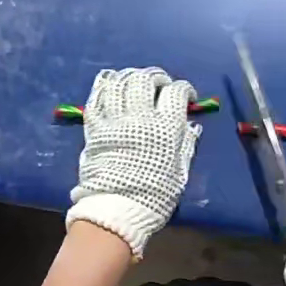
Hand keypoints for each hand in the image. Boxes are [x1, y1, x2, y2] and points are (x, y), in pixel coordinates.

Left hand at [64, 68, 199, 259]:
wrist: (115, 209)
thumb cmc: (153, 195)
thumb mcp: (179, 172)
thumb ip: (185, 145)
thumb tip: (191, 126)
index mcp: (165, 128)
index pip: (175, 93)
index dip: (183, 89)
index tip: (185, 95)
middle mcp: (139, 118)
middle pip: (145, 80)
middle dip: (155, 77)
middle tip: (159, 84)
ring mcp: (114, 121)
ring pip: (119, 83)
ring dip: (129, 76)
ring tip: (135, 80)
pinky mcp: (94, 128)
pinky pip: (96, 98)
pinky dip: (103, 86)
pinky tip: (109, 82)